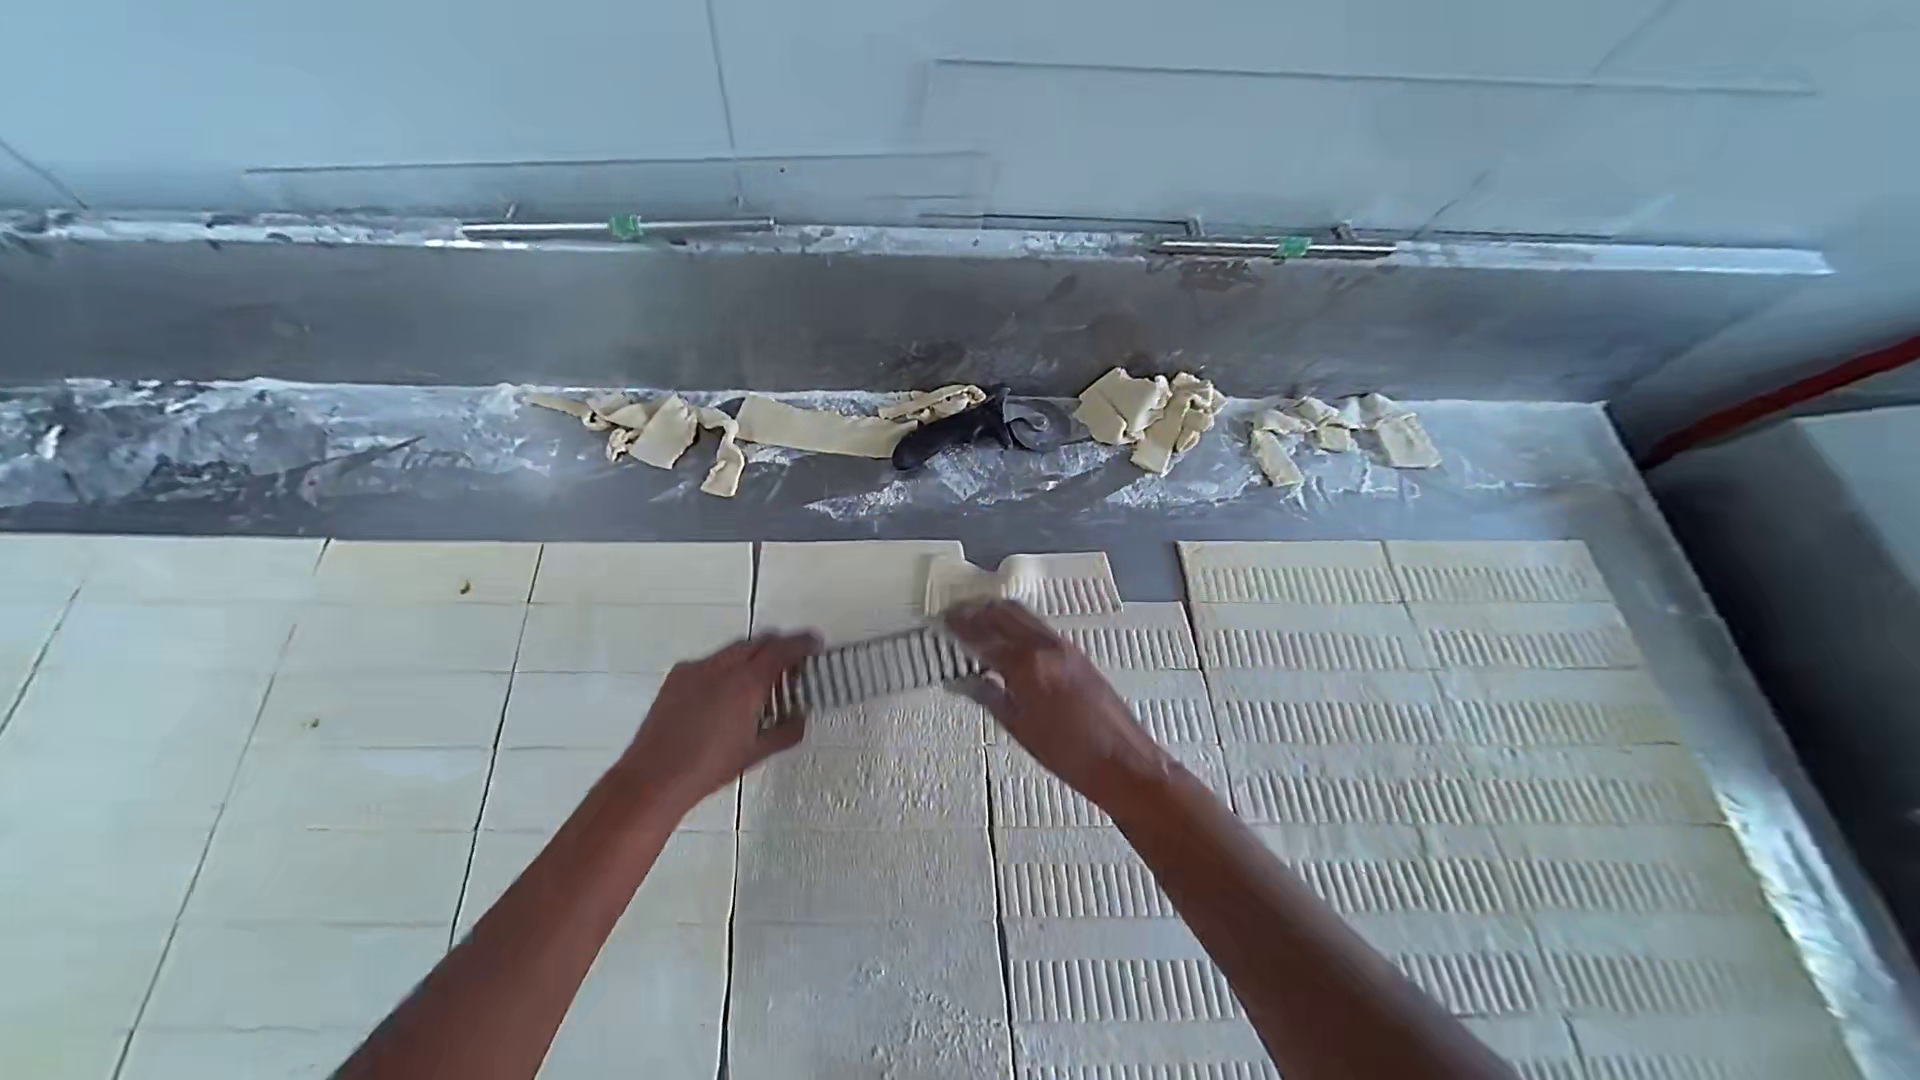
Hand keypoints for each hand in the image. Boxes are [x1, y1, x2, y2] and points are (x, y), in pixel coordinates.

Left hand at [619, 632, 820, 814]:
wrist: (653, 779)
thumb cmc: (704, 768)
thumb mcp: (756, 752)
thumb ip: (787, 731)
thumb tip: (799, 720)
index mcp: (746, 683)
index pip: (784, 648)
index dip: (803, 643)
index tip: (813, 645)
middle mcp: (722, 668)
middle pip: (760, 641)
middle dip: (779, 648)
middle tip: (790, 666)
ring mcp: (696, 669)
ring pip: (735, 649)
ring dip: (753, 656)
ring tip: (758, 683)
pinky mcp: (677, 677)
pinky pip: (710, 661)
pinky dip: (726, 667)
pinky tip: (725, 693)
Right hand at [943, 600, 1173, 803]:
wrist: (1123, 761)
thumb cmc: (1069, 755)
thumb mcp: (1019, 728)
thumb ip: (988, 696)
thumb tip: (962, 680)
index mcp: (1025, 665)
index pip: (981, 637)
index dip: (958, 628)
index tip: (940, 623)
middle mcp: (1044, 646)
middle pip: (1002, 613)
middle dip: (974, 611)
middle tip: (953, 617)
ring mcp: (1062, 646)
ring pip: (1022, 614)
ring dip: (995, 612)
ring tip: (974, 621)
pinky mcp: (1075, 652)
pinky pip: (1037, 626)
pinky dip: (1016, 623)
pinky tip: (1005, 638)